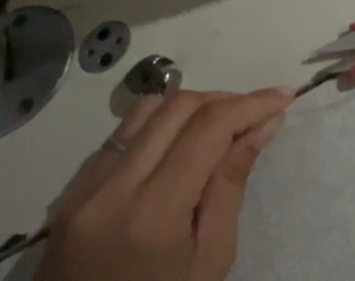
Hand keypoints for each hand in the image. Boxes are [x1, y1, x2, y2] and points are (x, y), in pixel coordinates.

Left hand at [36, 88, 292, 280]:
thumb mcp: (211, 257)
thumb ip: (232, 184)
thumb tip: (266, 122)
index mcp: (152, 213)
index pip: (209, 127)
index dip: (252, 103)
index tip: (285, 96)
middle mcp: (111, 188)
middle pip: (179, 106)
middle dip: (226, 100)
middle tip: (255, 116)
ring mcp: (82, 188)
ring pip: (147, 110)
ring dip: (191, 108)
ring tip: (218, 128)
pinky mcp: (69, 192)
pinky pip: (121, 136)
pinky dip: (158, 128)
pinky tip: (177, 151)